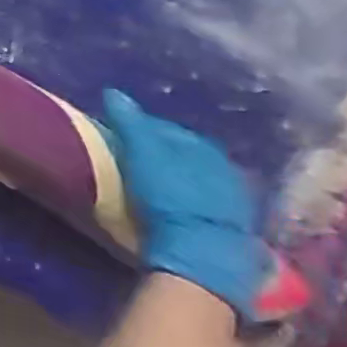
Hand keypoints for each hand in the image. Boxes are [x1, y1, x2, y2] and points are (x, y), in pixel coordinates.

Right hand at [101, 89, 265, 316]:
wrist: (202, 253)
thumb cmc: (168, 198)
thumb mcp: (143, 156)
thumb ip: (132, 124)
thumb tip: (113, 93)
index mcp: (204, 150)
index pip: (169, 130)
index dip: (142, 127)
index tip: (119, 130)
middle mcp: (225, 169)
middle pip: (187, 152)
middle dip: (163, 149)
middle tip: (133, 151)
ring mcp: (233, 199)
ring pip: (199, 175)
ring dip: (176, 172)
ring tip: (151, 176)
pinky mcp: (232, 225)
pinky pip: (206, 198)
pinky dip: (188, 193)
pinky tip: (173, 200)